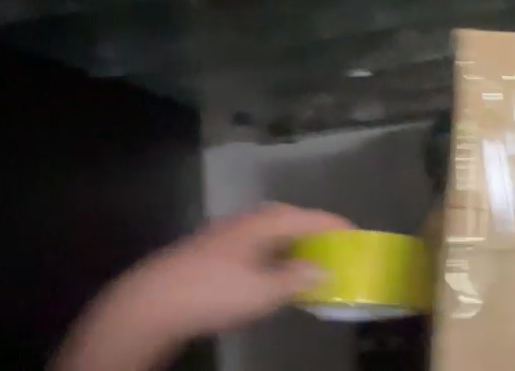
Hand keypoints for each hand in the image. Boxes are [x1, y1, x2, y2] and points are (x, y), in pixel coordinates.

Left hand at [53, 205, 353, 370]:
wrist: (155, 300)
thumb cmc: (214, 290)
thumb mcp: (263, 290)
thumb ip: (297, 278)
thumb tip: (327, 268)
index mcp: (266, 221)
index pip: (311, 215)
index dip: (336, 225)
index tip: (359, 233)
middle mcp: (250, 219)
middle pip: (292, 219)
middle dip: (317, 232)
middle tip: (339, 248)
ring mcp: (231, 232)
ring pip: (274, 232)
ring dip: (296, 244)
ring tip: (314, 261)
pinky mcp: (216, 249)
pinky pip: (260, 244)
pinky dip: (277, 254)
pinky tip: (276, 272)